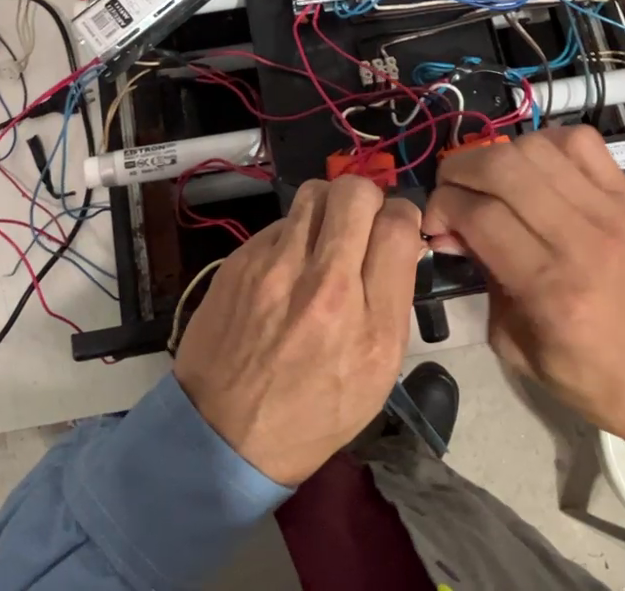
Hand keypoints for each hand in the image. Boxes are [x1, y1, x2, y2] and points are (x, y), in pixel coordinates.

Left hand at [173, 177, 424, 485]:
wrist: (223, 432)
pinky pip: (280, 222)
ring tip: (325, 234)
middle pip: (356, 193)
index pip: (398, 225)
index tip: (393, 229)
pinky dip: (293, 233)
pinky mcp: (241, 260)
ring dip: (328, 206)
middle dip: (367, 198)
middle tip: (360, 222)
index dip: (402, 217)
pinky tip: (288, 265)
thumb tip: (398, 245)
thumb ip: (394, 303)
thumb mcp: (378, 374)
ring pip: (314, 192)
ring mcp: (276, 268)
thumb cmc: (313, 413)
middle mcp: (325, 285)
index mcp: (372, 322)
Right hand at [422, 126, 624, 446]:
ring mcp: (611, 212)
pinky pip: (582, 143)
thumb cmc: (585, 374)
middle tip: (450, 191)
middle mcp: (581, 240)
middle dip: (458, 171)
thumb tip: (451, 229)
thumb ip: (481, 277)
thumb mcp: (512, 342)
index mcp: (549, 288)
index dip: (441, 207)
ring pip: (537, 148)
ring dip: (497, 156)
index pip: (478, 214)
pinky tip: (534, 168)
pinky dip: (546, 144)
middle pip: (502, 169)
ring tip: (489, 180)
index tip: (434, 221)